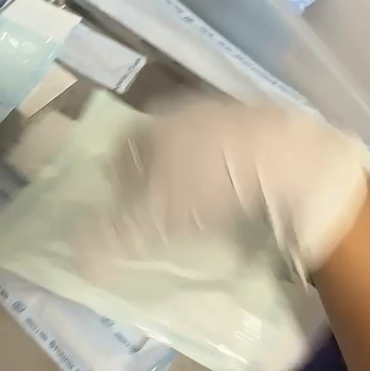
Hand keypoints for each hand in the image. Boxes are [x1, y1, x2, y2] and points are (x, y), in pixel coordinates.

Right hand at [102, 99, 369, 277]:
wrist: (292, 164)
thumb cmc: (211, 184)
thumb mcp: (155, 216)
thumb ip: (113, 234)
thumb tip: (76, 257)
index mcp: (158, 125)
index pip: (124, 147)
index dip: (120, 177)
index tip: (124, 205)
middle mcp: (191, 114)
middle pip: (163, 144)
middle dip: (158, 173)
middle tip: (161, 209)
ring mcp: (233, 117)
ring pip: (202, 146)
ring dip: (198, 172)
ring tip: (204, 208)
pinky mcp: (270, 129)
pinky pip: (239, 153)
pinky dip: (234, 173)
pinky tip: (243, 199)